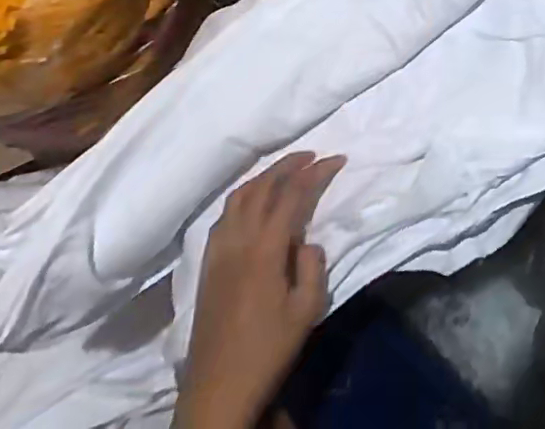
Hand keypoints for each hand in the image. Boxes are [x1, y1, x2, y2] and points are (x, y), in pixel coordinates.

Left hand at [176, 152, 345, 428]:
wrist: (217, 389)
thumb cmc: (268, 349)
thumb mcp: (307, 309)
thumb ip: (312, 265)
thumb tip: (306, 241)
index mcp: (264, 249)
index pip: (292, 194)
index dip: (316, 172)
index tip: (338, 160)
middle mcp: (237, 241)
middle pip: (261, 187)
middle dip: (288, 164)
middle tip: (313, 155)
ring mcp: (217, 252)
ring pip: (238, 197)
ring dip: (264, 176)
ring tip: (286, 170)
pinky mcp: (207, 265)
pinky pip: (225, 214)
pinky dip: (244, 195)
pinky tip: (255, 201)